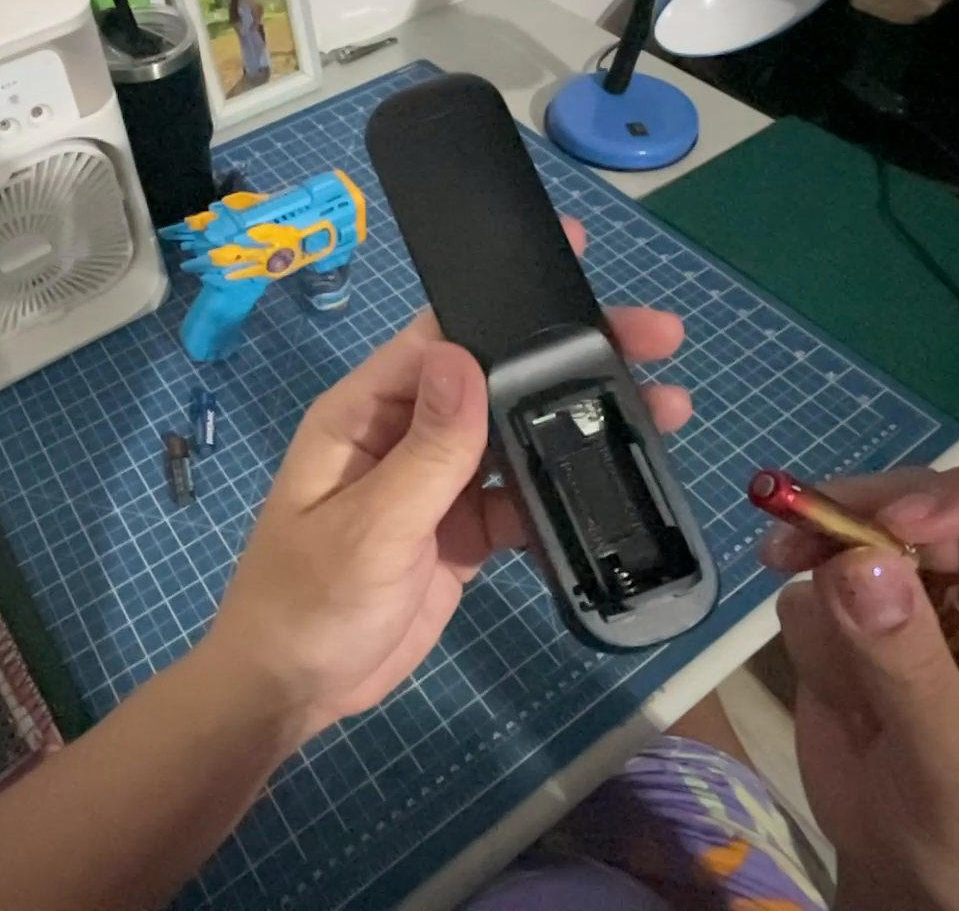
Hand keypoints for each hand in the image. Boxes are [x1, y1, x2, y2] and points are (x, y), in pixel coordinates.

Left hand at [206, 217, 690, 738]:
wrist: (296, 688)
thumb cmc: (307, 603)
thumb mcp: (366, 526)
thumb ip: (423, 450)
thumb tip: (463, 357)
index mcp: (365, 413)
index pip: (437, 340)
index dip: (500, 303)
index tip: (573, 271)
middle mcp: (403, 434)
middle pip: (490, 381)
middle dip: (564, 360)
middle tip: (653, 338)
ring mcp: (435, 482)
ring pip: (513, 438)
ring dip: (576, 425)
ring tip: (661, 409)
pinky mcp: (459, 528)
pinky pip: (516, 499)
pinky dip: (560, 496)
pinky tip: (615, 489)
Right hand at [761, 464, 958, 910]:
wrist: (912, 895)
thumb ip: (910, 672)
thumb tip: (851, 565)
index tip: (895, 524)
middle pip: (946, 505)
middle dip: (867, 510)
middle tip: (793, 530)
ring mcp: (930, 612)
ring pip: (871, 534)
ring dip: (818, 548)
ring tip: (778, 567)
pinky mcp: (864, 628)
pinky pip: (823, 584)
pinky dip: (805, 612)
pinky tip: (821, 675)